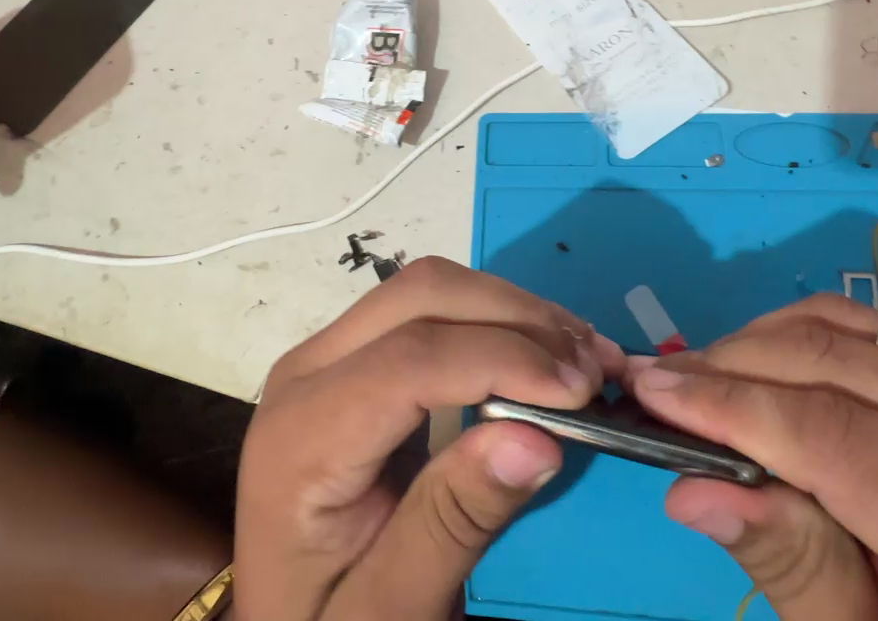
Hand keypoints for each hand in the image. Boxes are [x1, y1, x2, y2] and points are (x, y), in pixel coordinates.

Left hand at [234, 256, 624, 620]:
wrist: (283, 613)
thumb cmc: (330, 618)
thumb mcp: (388, 607)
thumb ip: (451, 525)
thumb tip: (538, 437)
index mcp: (301, 436)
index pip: (408, 361)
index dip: (502, 359)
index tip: (581, 390)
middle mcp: (308, 371)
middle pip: (421, 296)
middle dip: (518, 316)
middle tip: (594, 367)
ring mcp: (329, 355)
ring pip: (429, 288)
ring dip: (514, 310)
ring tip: (583, 357)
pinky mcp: (355, 356)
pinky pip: (429, 310)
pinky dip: (496, 319)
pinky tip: (541, 352)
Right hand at [626, 294, 877, 620]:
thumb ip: (795, 567)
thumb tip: (689, 491)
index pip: (824, 427)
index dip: (725, 403)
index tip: (646, 388)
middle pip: (830, 359)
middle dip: (728, 364)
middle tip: (654, 379)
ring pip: (845, 324)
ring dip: (759, 340)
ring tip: (700, 376)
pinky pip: (872, 327)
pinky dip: (802, 334)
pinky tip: (760, 366)